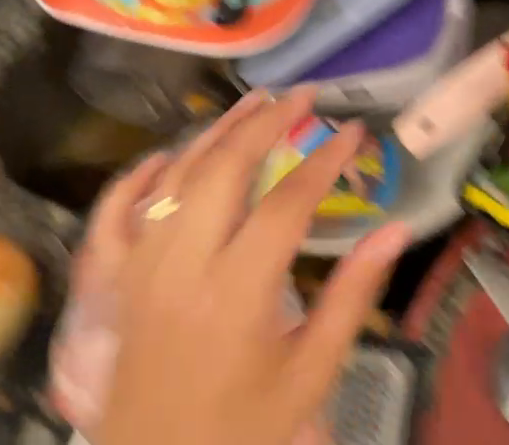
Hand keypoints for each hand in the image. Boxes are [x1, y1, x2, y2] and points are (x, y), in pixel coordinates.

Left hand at [97, 89, 411, 444]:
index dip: (324, 160)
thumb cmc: (246, 428)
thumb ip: (353, 295)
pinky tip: (163, 154)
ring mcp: (140, 275)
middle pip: (222, 172)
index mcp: (237, 295)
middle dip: (266, 123)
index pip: (285, 204)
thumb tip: (395, 229)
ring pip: (173, 181)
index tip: (354, 132)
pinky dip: (134, 179)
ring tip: (255, 101)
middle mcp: (182, 271)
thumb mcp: (312, 372)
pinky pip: (113, 218)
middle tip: (305, 96)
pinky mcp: (116, 287)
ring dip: (214, 133)